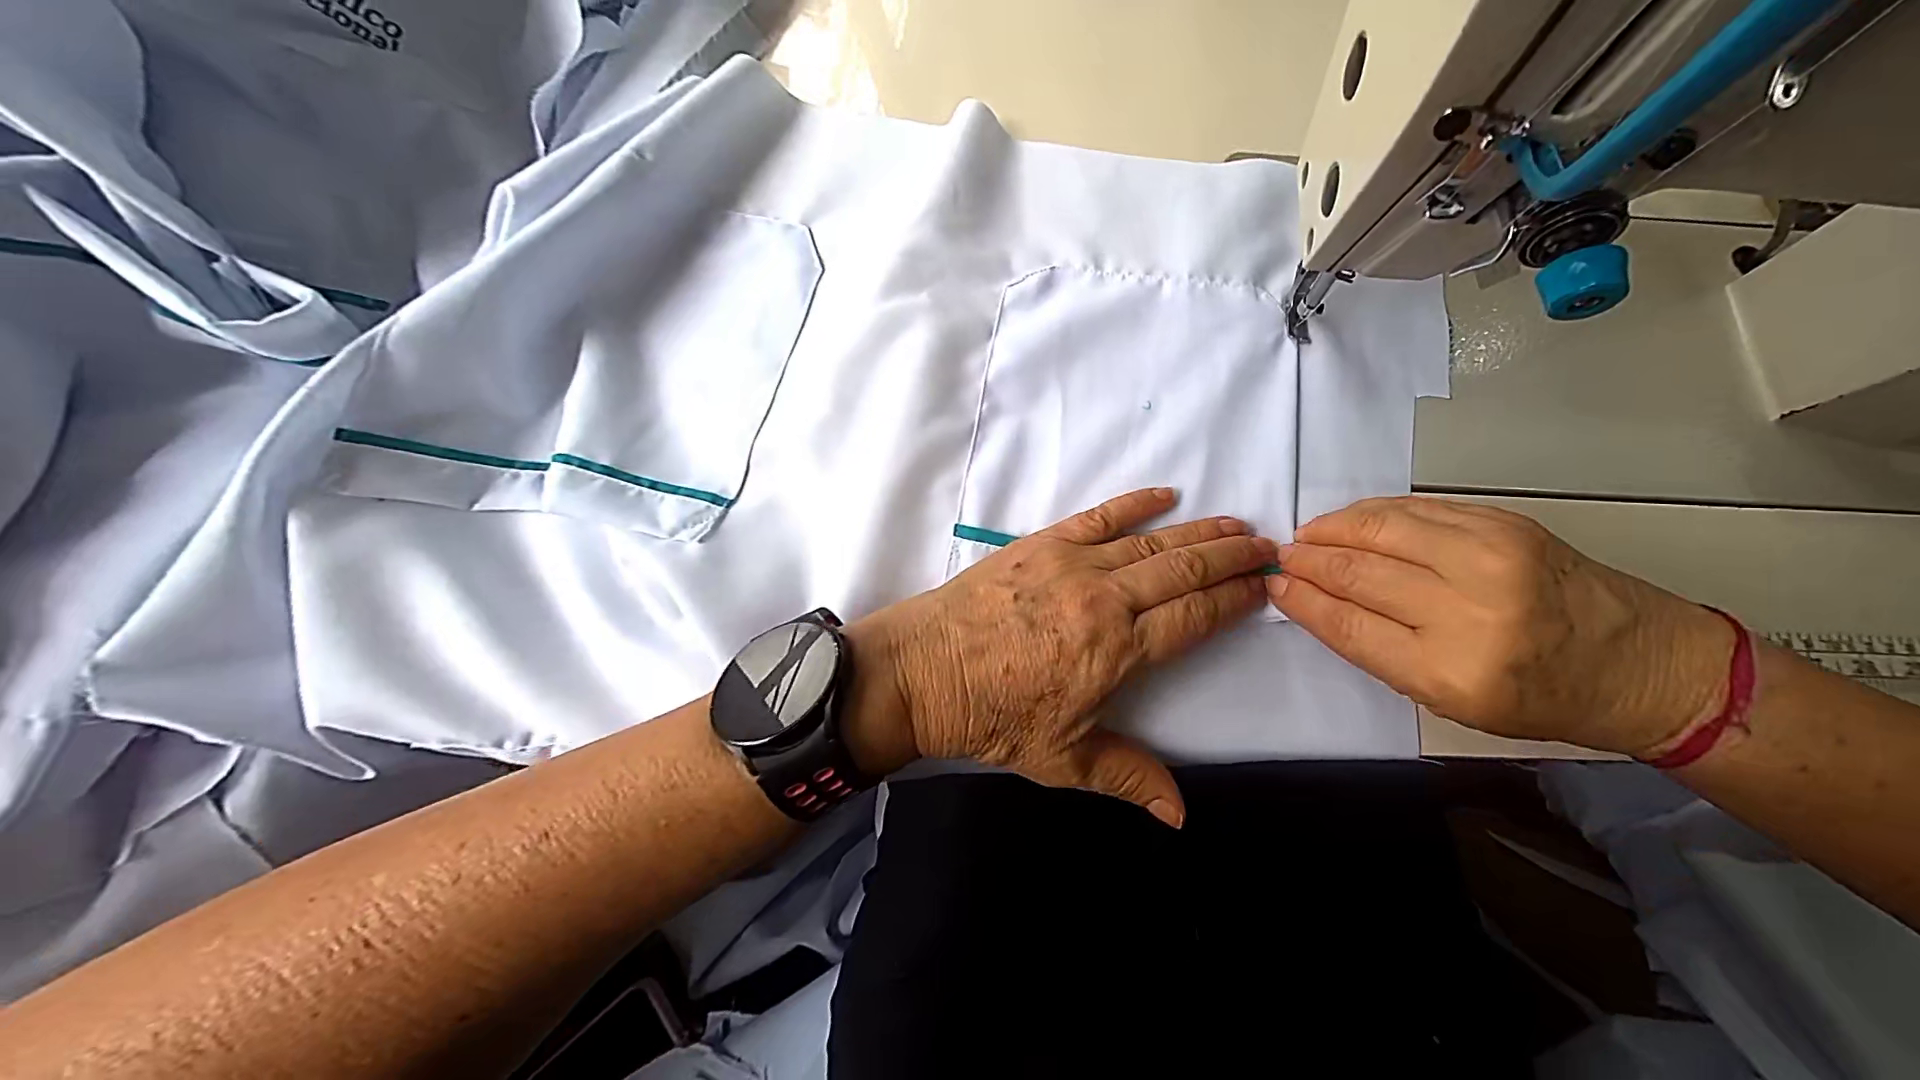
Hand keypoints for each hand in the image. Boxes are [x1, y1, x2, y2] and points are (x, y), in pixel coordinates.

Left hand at [842, 488, 1276, 826]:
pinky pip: (1096, 517)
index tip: (1262, 588)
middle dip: (1230, 558)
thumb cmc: (990, 718)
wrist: (920, 672)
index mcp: (1116, 651)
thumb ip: (1127, 776)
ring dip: (1197, 532)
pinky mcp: (1039, 545)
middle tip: (1265, 548)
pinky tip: (1164, 495)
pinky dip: (1133, 504)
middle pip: (1183, 570)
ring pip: (1150, 541)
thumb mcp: (1062, 760)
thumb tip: (1181, 815)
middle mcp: (1102, 600)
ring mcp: (1070, 565)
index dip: (1232, 601)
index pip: (1193, 617)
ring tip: (1234, 526)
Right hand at [1267, 496, 1733, 756]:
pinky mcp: (1507, 525)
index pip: (1348, 624)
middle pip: (1358, 571)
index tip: (1274, 584)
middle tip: (1281, 556)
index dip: (1302, 600)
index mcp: (1451, 671)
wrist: (1643, 665)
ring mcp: (1494, 559)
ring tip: (1309, 535)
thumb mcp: (1447, 696)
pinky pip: (1417, 509)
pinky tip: (1353, 521)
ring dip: (1333, 528)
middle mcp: (1471, 611)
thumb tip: (1314, 600)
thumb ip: (1376, 647)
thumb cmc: (1538, 697)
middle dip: (1308, 560)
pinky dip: (1374, 513)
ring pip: (1381, 528)